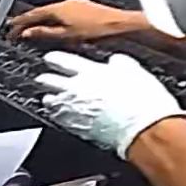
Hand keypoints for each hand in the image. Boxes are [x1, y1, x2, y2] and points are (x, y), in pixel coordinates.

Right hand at [6, 0, 150, 45]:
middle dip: (26, 21)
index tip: (9, 28)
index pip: (32, 15)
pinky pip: (60, 12)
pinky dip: (50, 19)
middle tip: (14, 30)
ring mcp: (75, 4)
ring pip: (50, 12)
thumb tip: (28, 33)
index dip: (19, 22)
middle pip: (40, 12)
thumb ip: (43, 33)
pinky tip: (50, 25)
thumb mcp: (64, 36)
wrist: (120, 25)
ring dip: (37, 20)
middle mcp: (66, 3)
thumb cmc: (96, 30)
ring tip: (29, 29)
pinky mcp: (83, 8)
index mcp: (59, 9)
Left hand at [36, 51, 185, 158]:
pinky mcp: (69, 124)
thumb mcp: (137, 73)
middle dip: (45, 79)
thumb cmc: (144, 100)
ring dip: (49, 98)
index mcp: (94, 72)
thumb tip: (115, 60)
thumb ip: (123, 65)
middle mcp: (77, 88)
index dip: (56, 59)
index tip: (49, 58)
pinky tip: (55, 113)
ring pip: (50, 99)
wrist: (140, 126)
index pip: (67, 61)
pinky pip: (55, 116)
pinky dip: (54, 113)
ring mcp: (71, 107)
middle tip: (42, 78)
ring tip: (48, 97)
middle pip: (51, 81)